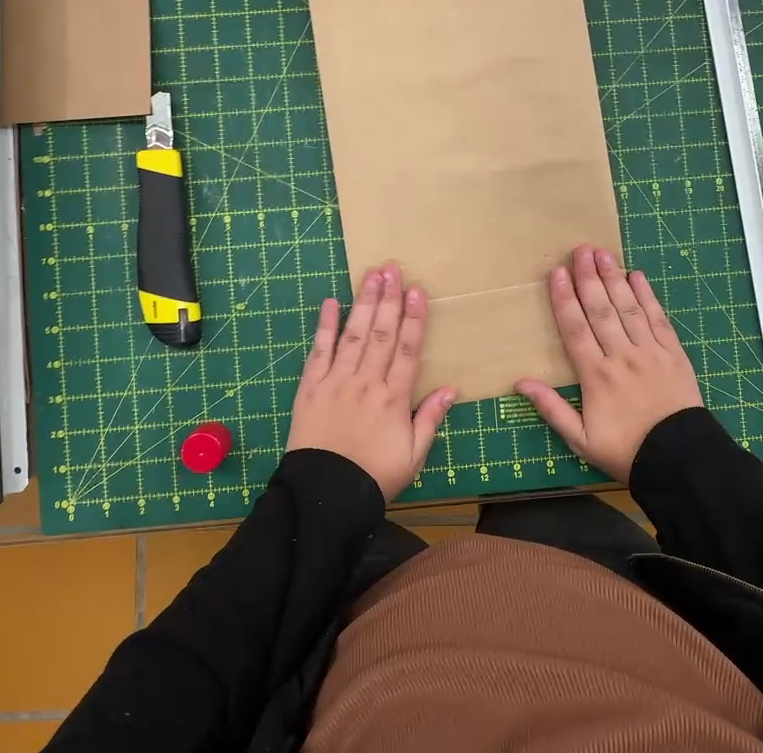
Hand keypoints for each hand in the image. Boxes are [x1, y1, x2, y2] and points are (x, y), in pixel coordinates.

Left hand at [286, 261, 455, 499]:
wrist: (325, 494)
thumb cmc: (375, 477)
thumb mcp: (413, 455)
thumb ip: (430, 419)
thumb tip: (452, 389)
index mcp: (394, 398)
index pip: (408, 349)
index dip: (415, 318)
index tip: (418, 290)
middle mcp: (367, 382)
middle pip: (381, 333)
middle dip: (389, 298)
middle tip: (392, 268)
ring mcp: (336, 382)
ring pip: (353, 334)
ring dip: (363, 302)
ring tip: (371, 276)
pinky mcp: (310, 387)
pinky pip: (318, 351)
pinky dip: (325, 326)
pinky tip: (331, 303)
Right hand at [517, 245, 702, 482]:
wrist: (680, 459)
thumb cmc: (625, 450)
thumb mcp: (581, 439)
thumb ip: (552, 408)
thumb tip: (521, 382)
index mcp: (595, 375)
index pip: (575, 328)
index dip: (564, 298)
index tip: (556, 273)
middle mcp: (621, 356)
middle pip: (601, 309)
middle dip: (588, 277)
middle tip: (579, 250)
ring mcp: (649, 352)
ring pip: (628, 308)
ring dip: (614, 279)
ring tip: (602, 254)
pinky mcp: (673, 354)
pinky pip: (657, 319)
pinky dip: (647, 296)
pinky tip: (637, 276)